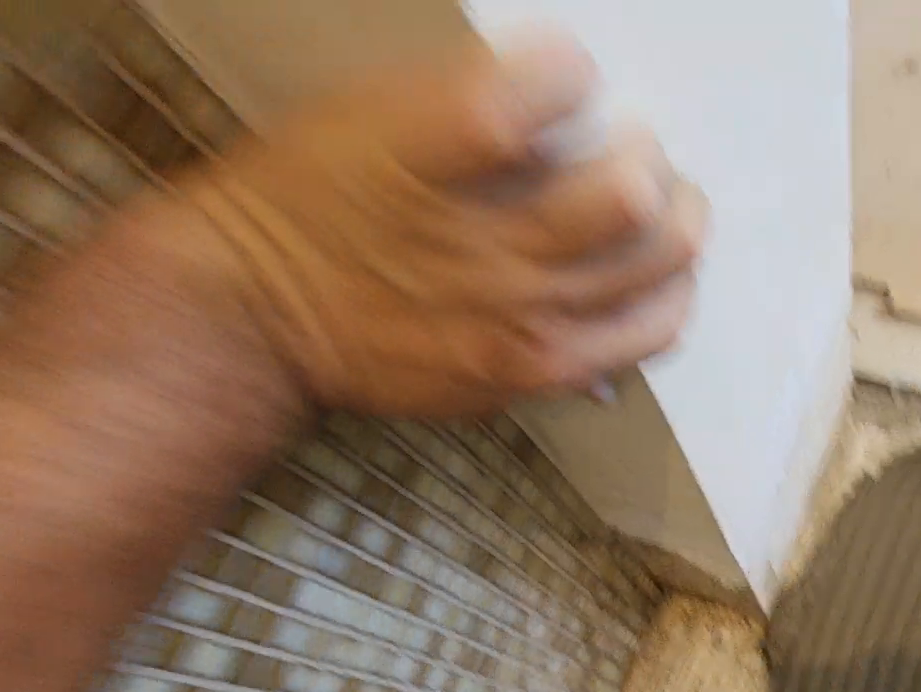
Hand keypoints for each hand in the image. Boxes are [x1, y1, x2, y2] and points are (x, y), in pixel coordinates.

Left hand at [172, 31, 707, 416]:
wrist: (248, 314)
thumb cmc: (366, 351)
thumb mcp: (478, 390)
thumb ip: (553, 365)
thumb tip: (608, 343)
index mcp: (553, 358)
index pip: (668, 315)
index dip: (672, 269)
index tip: (648, 240)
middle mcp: (537, 304)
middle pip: (667, 243)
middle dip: (669, 199)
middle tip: (631, 174)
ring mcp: (485, 233)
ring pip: (625, 184)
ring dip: (632, 143)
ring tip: (599, 126)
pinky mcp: (427, 153)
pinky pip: (526, 98)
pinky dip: (558, 73)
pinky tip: (552, 72)